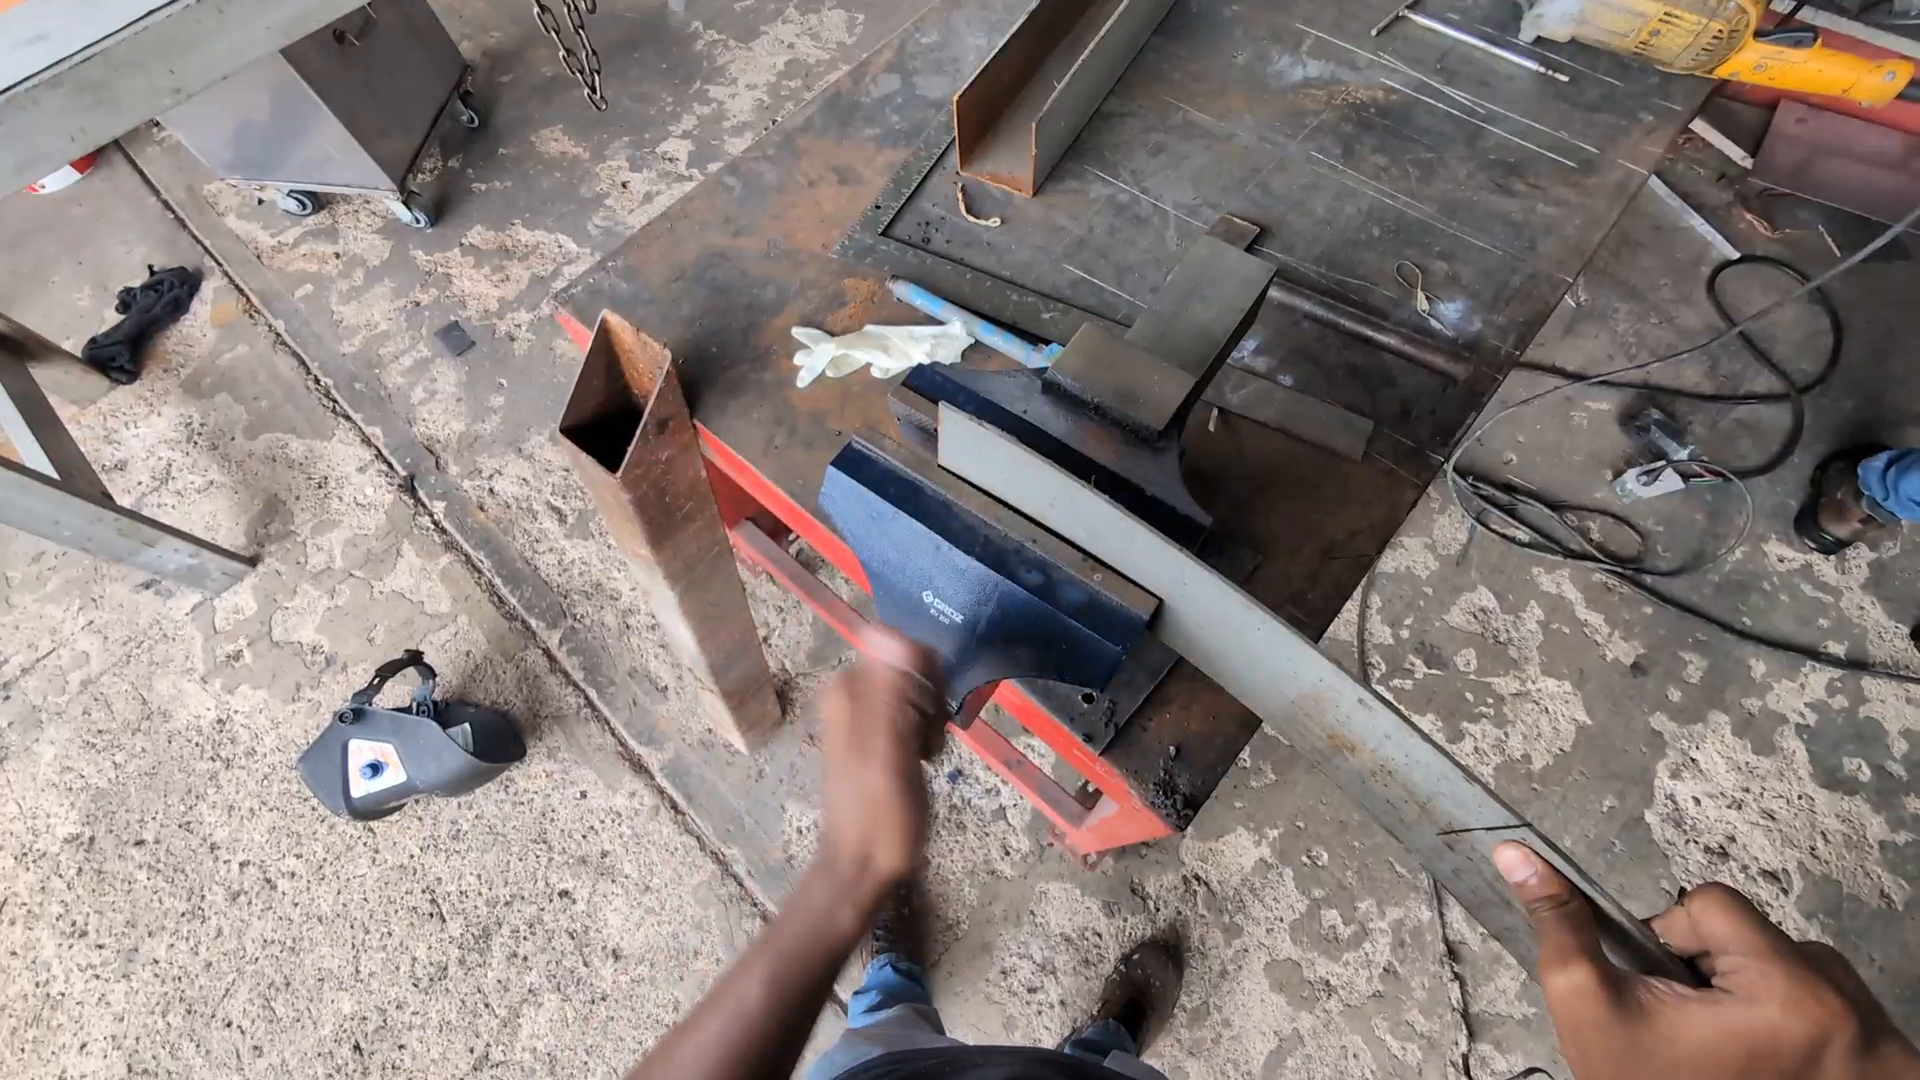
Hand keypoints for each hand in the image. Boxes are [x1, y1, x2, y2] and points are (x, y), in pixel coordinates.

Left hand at [817, 626, 946, 903]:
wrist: (862, 867)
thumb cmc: (881, 817)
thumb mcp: (890, 753)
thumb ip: (891, 693)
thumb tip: (890, 633)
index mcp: (848, 688)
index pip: (902, 643)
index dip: (928, 673)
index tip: (934, 712)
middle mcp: (849, 691)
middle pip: (911, 664)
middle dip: (932, 698)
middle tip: (929, 741)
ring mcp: (861, 711)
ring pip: (916, 688)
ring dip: (931, 718)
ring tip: (925, 755)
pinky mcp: (874, 731)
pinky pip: (911, 710)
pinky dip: (924, 730)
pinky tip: (921, 759)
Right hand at [1493, 842, 1919, 1079]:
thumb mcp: (1587, 1000)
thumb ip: (1559, 920)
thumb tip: (1514, 852)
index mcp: (1794, 998)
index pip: (1714, 904)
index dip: (1670, 935)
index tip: (1665, 989)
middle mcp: (1867, 1024)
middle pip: (1767, 936)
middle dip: (1717, 963)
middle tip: (1693, 1018)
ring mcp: (1896, 1058)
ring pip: (1809, 972)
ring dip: (1762, 988)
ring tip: (1730, 1038)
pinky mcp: (1901, 1075)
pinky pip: (1845, 1013)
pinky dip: (1801, 1021)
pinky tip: (1768, 1056)